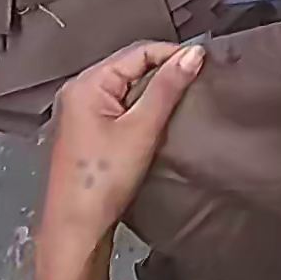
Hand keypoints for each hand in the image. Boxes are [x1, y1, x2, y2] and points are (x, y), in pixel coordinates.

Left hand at [38, 41, 205, 260]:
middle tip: (198, 80)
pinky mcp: (88, 129)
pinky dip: (143, 105)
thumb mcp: (142, 129)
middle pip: (131, 65)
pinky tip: (161, 117)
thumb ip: (168, 88)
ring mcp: (81, 110)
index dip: (173, 54)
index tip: (204, 64)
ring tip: (185, 97)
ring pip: (127, 85)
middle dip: (165, 69)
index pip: (138, 51)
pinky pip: (120, 104)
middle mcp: (79, 91)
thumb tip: (193, 54)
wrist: (76, 228)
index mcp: (87, 84)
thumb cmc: (102, 181)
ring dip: (155, 88)